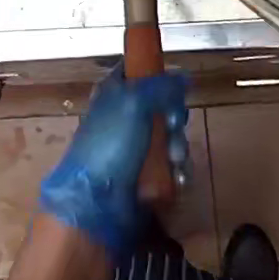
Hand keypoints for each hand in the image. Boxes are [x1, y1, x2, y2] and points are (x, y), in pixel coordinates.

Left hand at [38, 65, 187, 257]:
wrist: (96, 206)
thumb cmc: (108, 146)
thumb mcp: (133, 103)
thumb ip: (160, 85)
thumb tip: (182, 76)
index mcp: (114, 94)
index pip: (142, 72)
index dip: (159, 76)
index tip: (172, 86)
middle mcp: (126, 118)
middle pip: (165, 104)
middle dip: (174, 116)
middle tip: (172, 124)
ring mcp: (137, 148)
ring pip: (172, 135)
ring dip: (177, 146)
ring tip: (171, 158)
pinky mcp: (148, 175)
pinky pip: (173, 164)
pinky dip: (176, 169)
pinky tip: (173, 174)